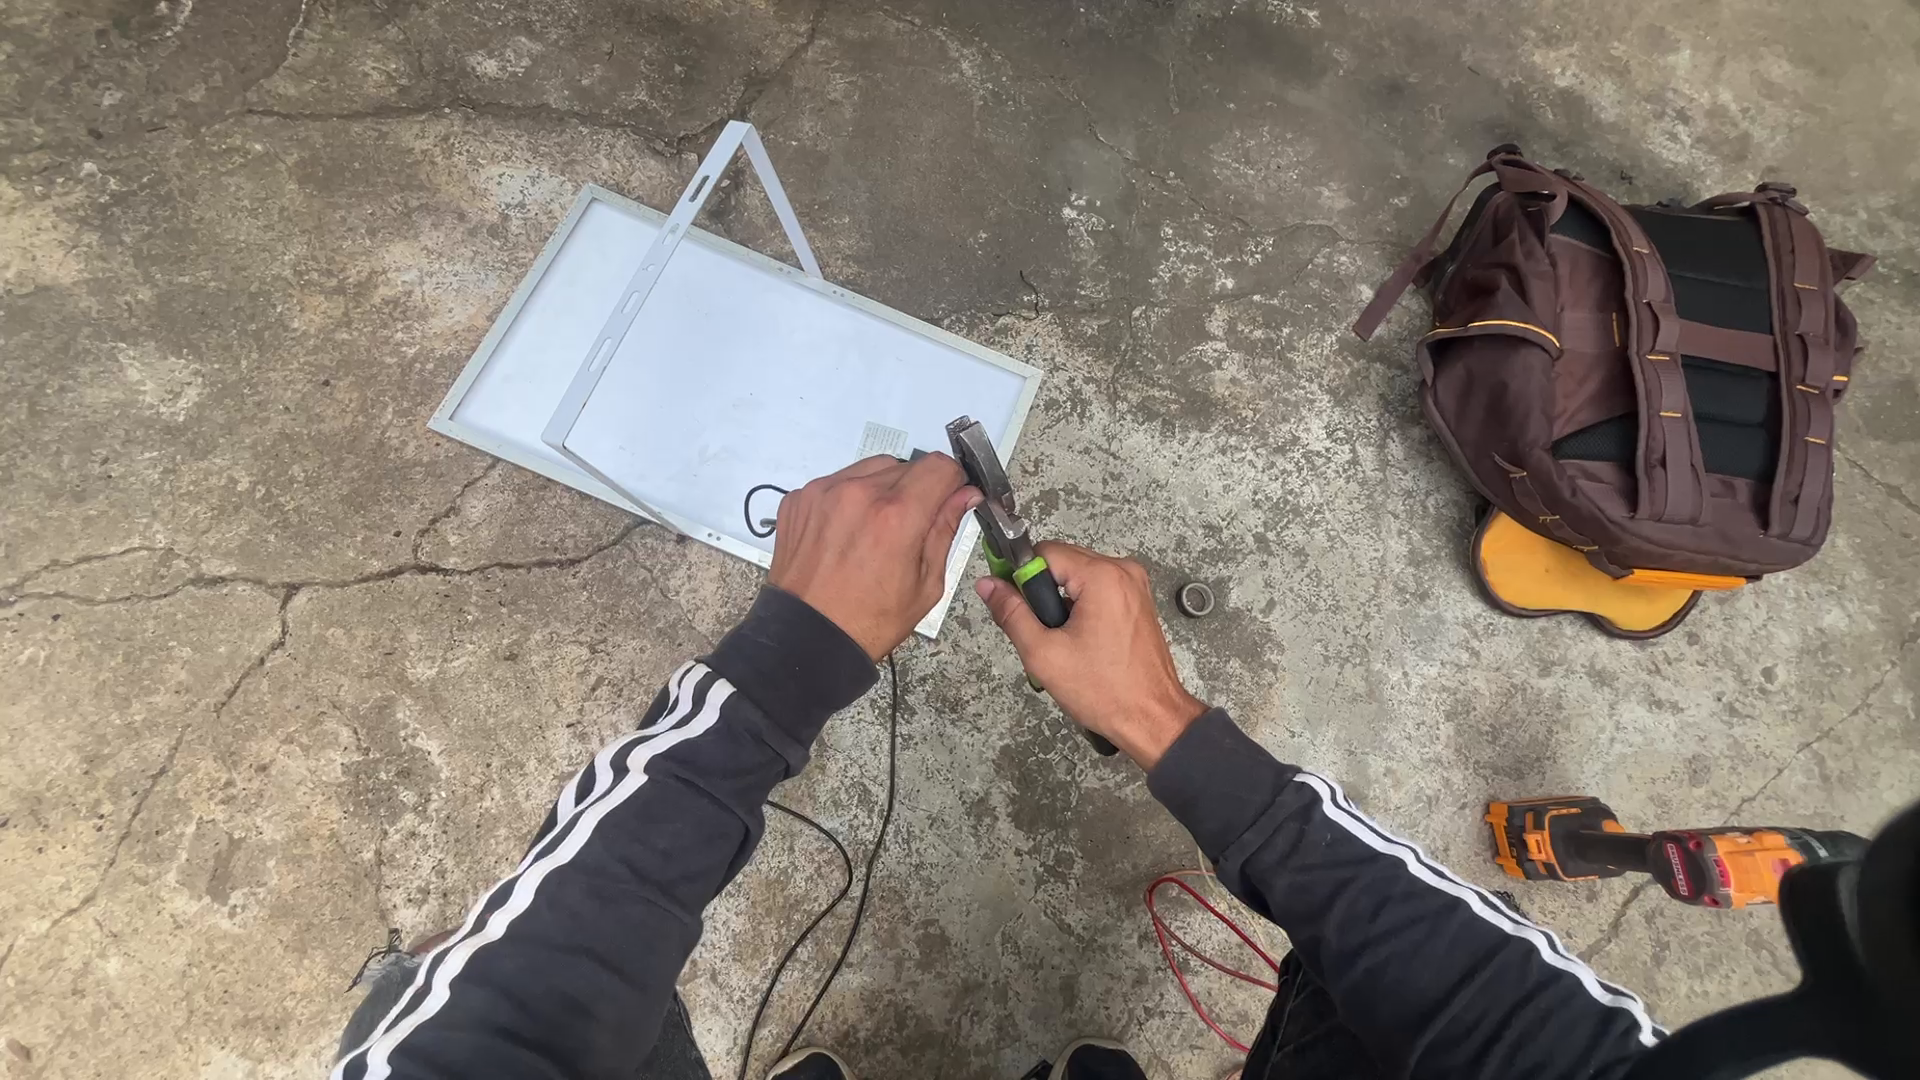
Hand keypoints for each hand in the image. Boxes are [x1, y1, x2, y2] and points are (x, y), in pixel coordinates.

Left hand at [769, 454, 980, 660]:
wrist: (807, 638)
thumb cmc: (869, 620)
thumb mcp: (926, 584)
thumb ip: (945, 530)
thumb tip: (964, 495)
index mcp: (896, 516)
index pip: (939, 466)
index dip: (952, 481)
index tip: (948, 496)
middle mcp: (858, 494)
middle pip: (906, 465)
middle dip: (916, 490)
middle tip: (908, 526)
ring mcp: (823, 492)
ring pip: (871, 468)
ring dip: (882, 490)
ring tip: (874, 530)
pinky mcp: (799, 499)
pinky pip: (837, 482)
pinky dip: (848, 498)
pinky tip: (846, 533)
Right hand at [974, 542, 1205, 767]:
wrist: (1152, 719)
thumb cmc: (1108, 691)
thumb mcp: (1044, 653)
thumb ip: (1011, 613)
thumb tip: (989, 585)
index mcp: (1102, 577)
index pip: (1044, 552)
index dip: (1020, 575)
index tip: (1010, 598)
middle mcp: (1122, 572)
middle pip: (1062, 560)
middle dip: (1041, 590)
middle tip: (1037, 627)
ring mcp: (1133, 586)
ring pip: (1077, 575)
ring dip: (1059, 599)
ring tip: (1059, 638)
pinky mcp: (1136, 600)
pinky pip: (1096, 588)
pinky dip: (1079, 605)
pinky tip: (1076, 637)